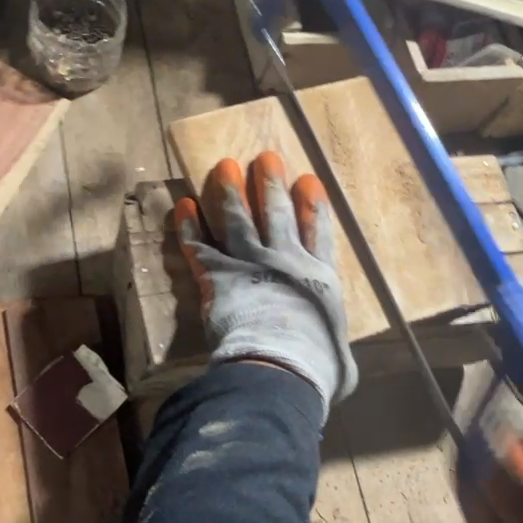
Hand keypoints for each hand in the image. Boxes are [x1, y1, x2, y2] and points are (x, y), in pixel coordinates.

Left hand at [174, 151, 356, 416]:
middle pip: (276, 212)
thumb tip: (338, 365)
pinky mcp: (215, 275)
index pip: (318, 230)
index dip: (313, 205)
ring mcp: (247, 263)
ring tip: (225, 166)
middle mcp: (283, 260)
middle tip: (265, 157)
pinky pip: (199, 244)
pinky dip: (189, 225)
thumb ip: (334, 349)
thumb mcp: (339, 360)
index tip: (307, 180)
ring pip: (237, 219)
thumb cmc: (316, 365)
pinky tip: (184, 205)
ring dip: (230, 191)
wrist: (278, 364)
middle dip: (270, 183)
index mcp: (318, 276)